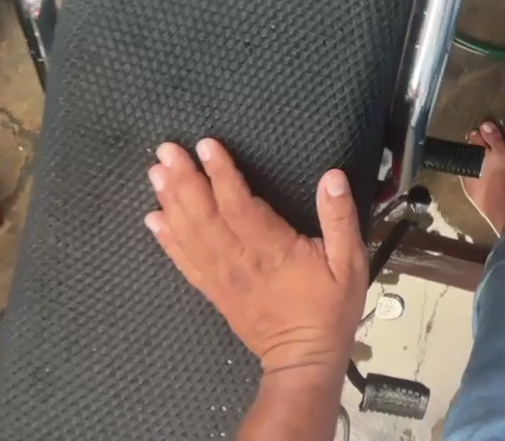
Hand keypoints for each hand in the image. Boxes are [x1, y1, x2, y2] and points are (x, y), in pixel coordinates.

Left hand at [144, 140, 367, 382]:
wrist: (304, 360)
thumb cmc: (330, 307)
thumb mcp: (351, 261)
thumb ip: (341, 216)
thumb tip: (331, 176)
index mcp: (271, 249)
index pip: (239, 205)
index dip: (221, 174)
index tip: (207, 145)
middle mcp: (239, 261)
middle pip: (204, 216)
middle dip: (184, 179)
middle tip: (167, 149)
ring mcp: (221, 278)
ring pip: (190, 235)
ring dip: (171, 201)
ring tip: (155, 171)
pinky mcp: (214, 290)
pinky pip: (185, 261)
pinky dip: (166, 239)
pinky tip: (153, 219)